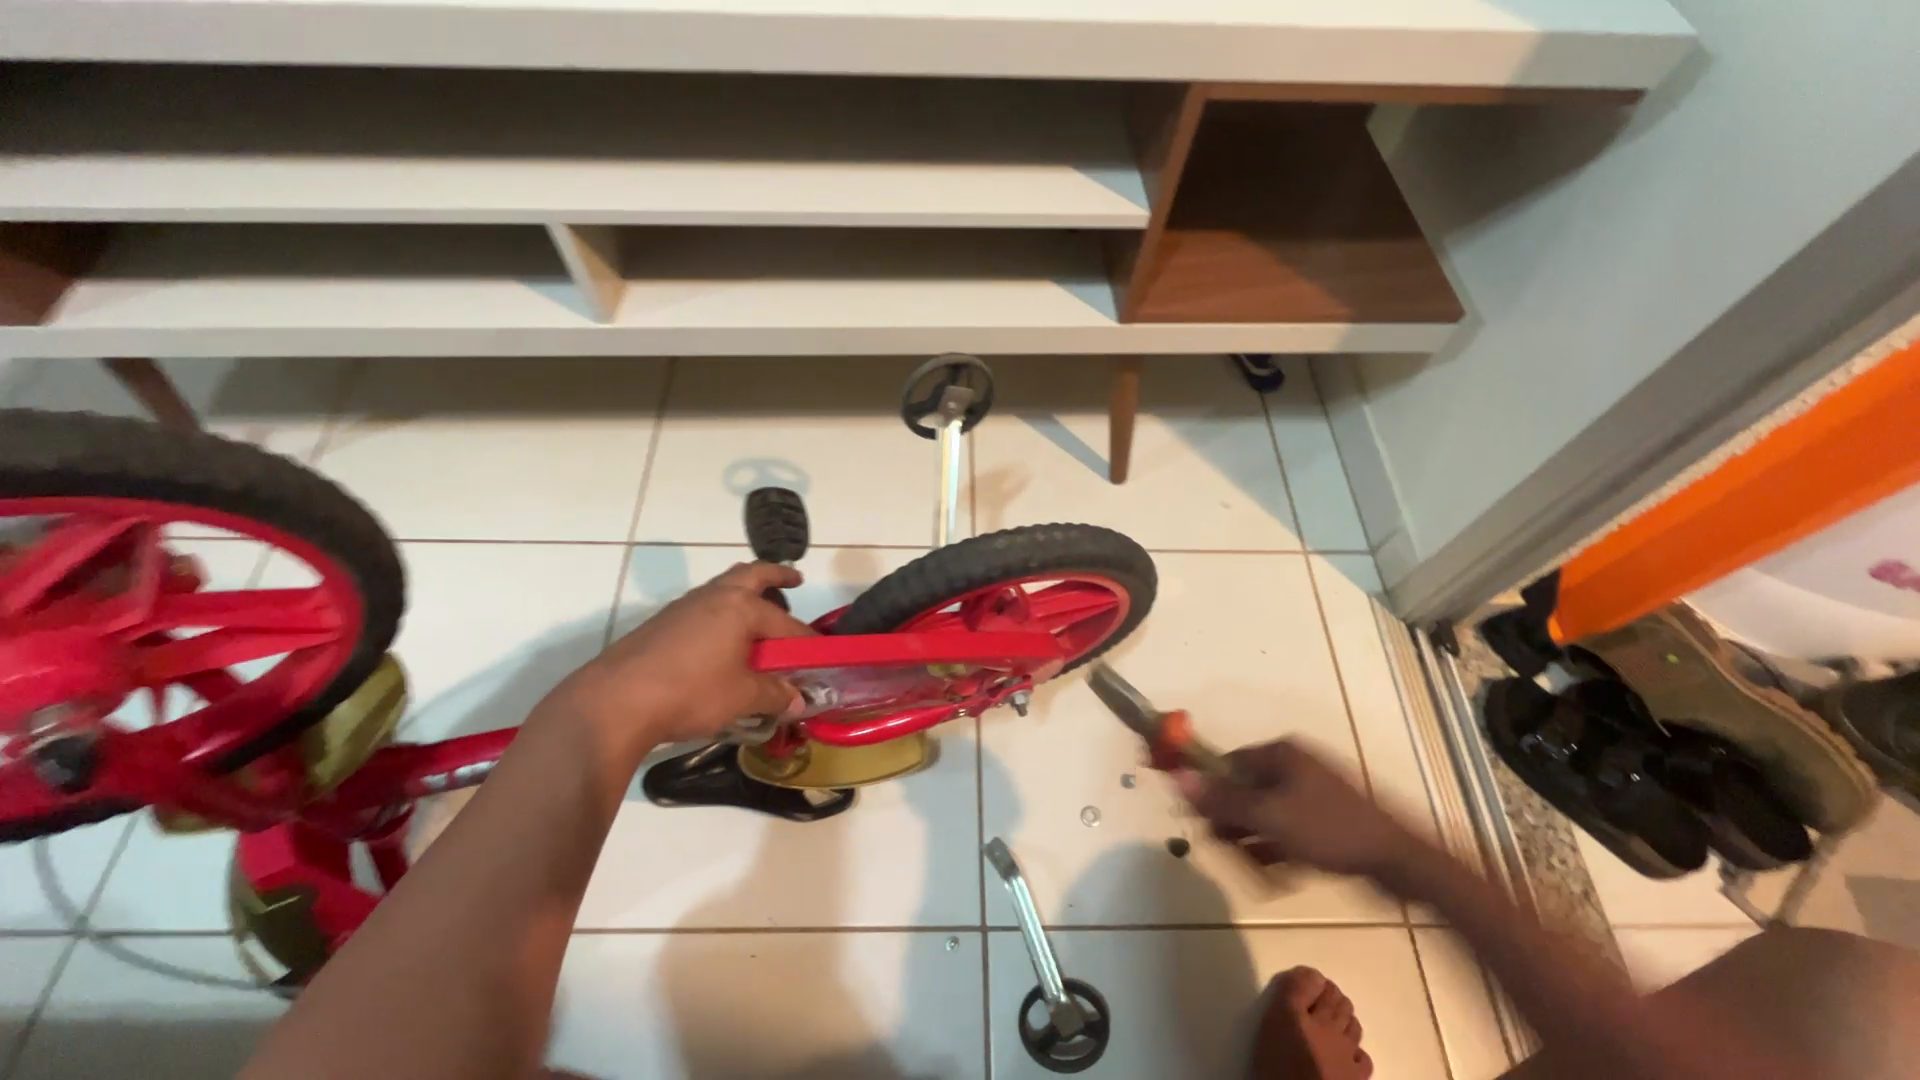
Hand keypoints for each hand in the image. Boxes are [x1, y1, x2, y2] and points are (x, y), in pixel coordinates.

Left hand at [543, 562, 816, 755]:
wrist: (615, 701)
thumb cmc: (690, 692)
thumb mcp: (742, 697)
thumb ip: (774, 695)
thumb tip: (798, 701)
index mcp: (741, 608)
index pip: (787, 624)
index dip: (807, 642)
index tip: (822, 656)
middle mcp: (714, 597)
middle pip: (751, 575)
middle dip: (776, 574)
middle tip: (793, 580)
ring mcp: (684, 607)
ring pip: (723, 589)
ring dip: (745, 594)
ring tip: (758, 616)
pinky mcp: (663, 624)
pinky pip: (703, 608)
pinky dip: (722, 614)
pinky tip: (722, 642)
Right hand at [1175, 738, 1428, 884]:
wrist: (1399, 862)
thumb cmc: (1329, 830)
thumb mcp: (1268, 817)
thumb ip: (1221, 800)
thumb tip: (1176, 776)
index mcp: (1281, 754)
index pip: (1227, 764)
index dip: (1210, 792)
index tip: (1201, 823)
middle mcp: (1294, 766)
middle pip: (1244, 791)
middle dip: (1234, 824)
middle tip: (1230, 852)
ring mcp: (1312, 793)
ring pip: (1264, 815)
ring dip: (1254, 843)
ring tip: (1256, 871)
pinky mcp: (1326, 820)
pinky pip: (1287, 830)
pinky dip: (1278, 850)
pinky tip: (1278, 875)